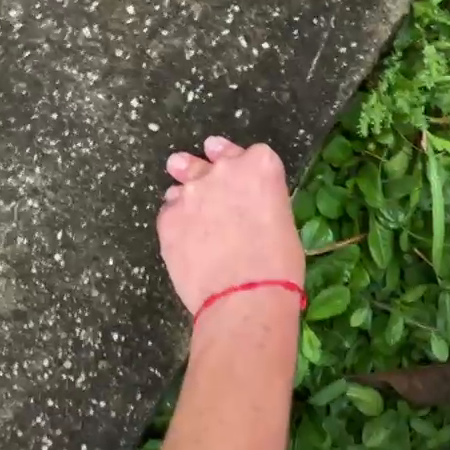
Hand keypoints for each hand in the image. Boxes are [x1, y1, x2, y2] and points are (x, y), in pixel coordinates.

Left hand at [157, 136, 304, 315]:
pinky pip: (169, 211)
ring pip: (183, 179)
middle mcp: (225, 169)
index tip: (243, 179)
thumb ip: (258, 199)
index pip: (252, 153)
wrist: (245, 296)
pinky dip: (175, 220)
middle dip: (209, 164)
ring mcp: (192, 191)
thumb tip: (245, 208)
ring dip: (187, 190)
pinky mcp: (168, 217)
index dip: (247, 167)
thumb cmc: (279, 262)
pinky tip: (184, 238)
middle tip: (206, 176)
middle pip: (213, 155)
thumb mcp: (281, 218)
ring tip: (188, 206)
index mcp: (261, 164)